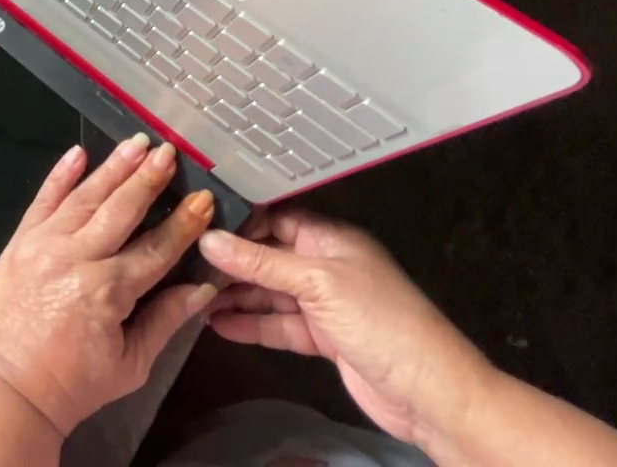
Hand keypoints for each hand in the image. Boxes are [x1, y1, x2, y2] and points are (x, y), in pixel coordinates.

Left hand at [0, 134, 218, 437]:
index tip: (204, 198)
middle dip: (148, 179)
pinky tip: (77, 153)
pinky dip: (60, 175)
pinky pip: (43, 200)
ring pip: (84, 197)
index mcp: (109, 290)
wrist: (8, 382)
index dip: (183, 223)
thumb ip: (165, 320)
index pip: (156, 248)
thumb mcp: (130, 363)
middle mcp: (77, 257)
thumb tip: (203, 289)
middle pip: (121, 210)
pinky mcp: (21, 239)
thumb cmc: (73, 382)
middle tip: (169, 151)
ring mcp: (44, 243)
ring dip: (112, 168)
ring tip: (135, 145)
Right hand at [199, 211, 496, 445]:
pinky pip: (277, 323)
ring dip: (234, 295)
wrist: (434, 398)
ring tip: (190, 294)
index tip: (193, 222)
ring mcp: (323, 303)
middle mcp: (324, 265)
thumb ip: (260, 263)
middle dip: (228, 261)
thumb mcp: (317, 284)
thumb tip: (206, 239)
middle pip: (265, 256)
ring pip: (267, 292)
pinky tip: (216, 324)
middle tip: (182, 261)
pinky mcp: (321, 337)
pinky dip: (250, 324)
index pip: (273, 218)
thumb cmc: (381, 322)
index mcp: (329, 239)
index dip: (236, 221)